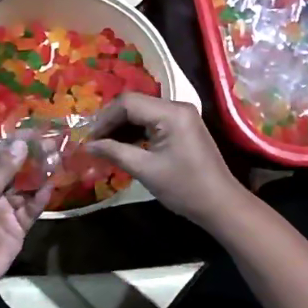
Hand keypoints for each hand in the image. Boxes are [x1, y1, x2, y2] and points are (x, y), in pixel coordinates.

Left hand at [0, 140, 52, 296]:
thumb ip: (2, 169)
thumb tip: (21, 143)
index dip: (12, 142)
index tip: (34, 132)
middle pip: (13, 168)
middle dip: (31, 156)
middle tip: (53, 144)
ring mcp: (3, 209)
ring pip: (25, 186)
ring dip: (39, 174)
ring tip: (57, 161)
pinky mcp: (17, 227)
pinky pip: (32, 208)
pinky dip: (41, 198)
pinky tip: (51, 187)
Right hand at [88, 93, 247, 224]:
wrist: (220, 203)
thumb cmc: (184, 187)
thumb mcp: (145, 170)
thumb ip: (115, 152)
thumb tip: (87, 145)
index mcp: (171, 112)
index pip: (128, 103)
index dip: (104, 119)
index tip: (89, 138)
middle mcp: (177, 106)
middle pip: (135, 104)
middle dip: (112, 122)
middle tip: (93, 142)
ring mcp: (182, 116)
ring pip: (143, 112)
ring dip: (123, 127)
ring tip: (104, 146)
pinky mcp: (183, 127)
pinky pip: (154, 121)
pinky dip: (137, 132)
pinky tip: (123, 147)